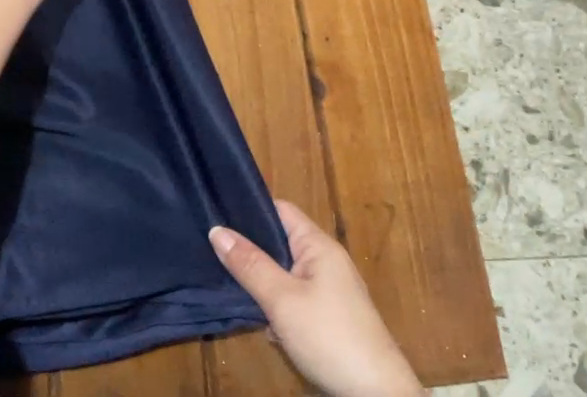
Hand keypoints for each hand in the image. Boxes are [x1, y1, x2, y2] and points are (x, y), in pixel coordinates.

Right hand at [210, 200, 422, 396]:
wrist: (376, 396)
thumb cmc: (329, 337)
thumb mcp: (282, 299)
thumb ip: (249, 264)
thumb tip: (216, 229)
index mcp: (318, 246)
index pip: (280, 210)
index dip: (249, 207)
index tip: (213, 210)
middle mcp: (325, 262)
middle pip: (279, 242)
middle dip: (248, 247)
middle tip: (209, 247)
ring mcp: (328, 292)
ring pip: (283, 273)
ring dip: (259, 280)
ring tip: (222, 279)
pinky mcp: (327, 318)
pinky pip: (292, 298)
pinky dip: (274, 304)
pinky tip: (255, 317)